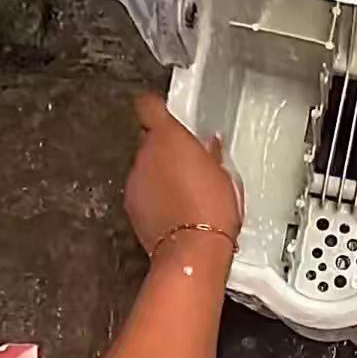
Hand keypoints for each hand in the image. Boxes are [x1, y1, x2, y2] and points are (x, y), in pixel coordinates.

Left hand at [127, 92, 241, 255]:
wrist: (193, 251)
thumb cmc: (212, 212)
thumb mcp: (225, 177)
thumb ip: (211, 156)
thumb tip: (209, 149)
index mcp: (168, 138)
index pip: (148, 106)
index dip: (156, 107)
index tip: (164, 112)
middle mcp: (145, 155)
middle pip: (149, 141)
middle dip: (166, 150)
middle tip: (189, 164)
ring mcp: (135, 182)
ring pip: (145, 168)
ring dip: (160, 176)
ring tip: (186, 193)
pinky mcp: (132, 207)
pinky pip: (143, 193)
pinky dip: (155, 197)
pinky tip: (176, 210)